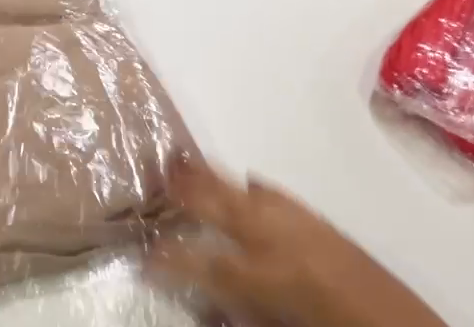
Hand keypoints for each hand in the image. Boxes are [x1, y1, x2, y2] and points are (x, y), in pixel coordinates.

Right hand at [148, 157, 445, 326]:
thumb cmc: (328, 325)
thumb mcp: (275, 326)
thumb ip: (240, 310)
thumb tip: (208, 300)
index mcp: (262, 277)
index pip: (201, 261)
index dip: (168, 253)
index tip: (144, 248)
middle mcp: (277, 242)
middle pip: (221, 204)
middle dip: (187, 186)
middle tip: (158, 168)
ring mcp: (301, 225)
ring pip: (245, 190)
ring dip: (213, 176)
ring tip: (185, 162)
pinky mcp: (321, 221)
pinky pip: (276, 195)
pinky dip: (254, 188)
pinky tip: (246, 184)